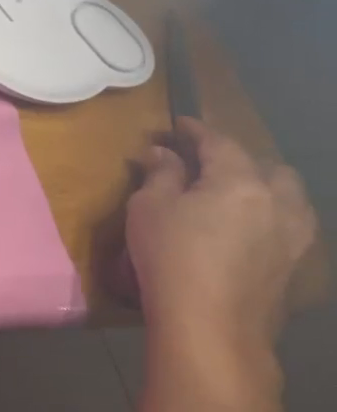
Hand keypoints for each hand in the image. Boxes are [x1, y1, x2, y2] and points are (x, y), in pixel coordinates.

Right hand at [127, 117, 316, 348]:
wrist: (210, 319)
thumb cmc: (170, 251)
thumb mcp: (150, 204)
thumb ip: (161, 174)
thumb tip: (164, 153)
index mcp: (241, 184)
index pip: (222, 144)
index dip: (197, 130)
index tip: (176, 124)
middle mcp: (278, 205)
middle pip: (272, 169)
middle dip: (240, 157)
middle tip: (203, 158)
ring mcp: (294, 238)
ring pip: (292, 198)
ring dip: (264, 185)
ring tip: (230, 188)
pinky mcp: (294, 264)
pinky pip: (292, 224)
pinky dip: (272, 212)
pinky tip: (246, 222)